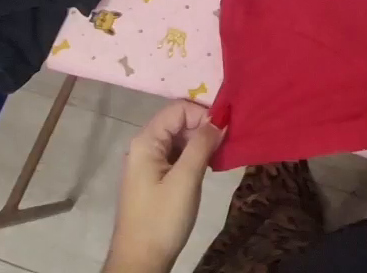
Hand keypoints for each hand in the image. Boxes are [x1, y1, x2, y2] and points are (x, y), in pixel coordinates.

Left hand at [104, 100, 222, 272]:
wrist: (140, 263)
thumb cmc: (162, 219)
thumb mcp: (186, 180)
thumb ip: (202, 145)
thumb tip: (219, 119)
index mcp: (146, 141)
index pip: (178, 109)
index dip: (203, 113)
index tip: (225, 128)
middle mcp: (145, 145)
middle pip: (178, 122)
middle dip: (203, 127)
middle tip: (226, 143)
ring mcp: (148, 163)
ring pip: (179, 139)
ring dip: (200, 143)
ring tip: (221, 155)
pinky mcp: (154, 178)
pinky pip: (176, 156)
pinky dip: (193, 156)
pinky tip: (208, 167)